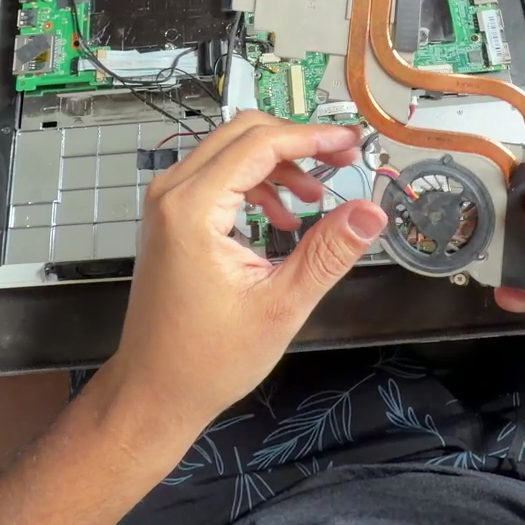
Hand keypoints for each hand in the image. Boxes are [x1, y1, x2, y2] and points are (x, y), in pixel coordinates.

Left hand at [100, 112, 389, 436]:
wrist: (153, 390)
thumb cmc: (210, 358)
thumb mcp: (280, 306)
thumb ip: (328, 252)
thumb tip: (371, 212)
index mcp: (193, 207)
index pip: (259, 145)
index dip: (311, 137)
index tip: (352, 141)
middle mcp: (173, 190)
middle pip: (243, 134)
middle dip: (298, 142)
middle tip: (342, 161)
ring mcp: (166, 199)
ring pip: (231, 150)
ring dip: (278, 165)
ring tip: (316, 200)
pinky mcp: (170, 213)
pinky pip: (218, 174)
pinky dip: (256, 183)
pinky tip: (282, 219)